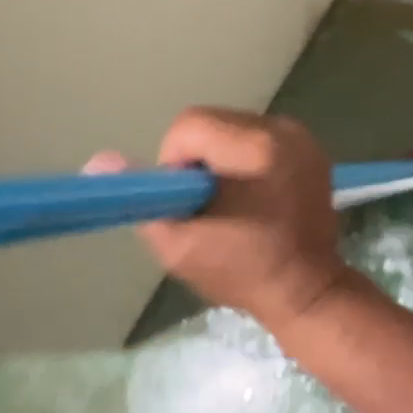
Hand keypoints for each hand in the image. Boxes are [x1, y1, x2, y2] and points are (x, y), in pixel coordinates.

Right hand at [85, 108, 346, 331]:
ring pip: (235, 128)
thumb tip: (99, 159)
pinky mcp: (312, 149)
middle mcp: (284, 131)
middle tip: (207, 204)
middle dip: (198, 158)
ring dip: (222, 157)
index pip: (191, 124)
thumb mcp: (181, 246)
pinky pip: (261, 138)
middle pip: (214, 122)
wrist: (309, 290)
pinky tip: (254, 197)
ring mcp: (303, 138)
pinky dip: (247, 160)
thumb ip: (143, 199)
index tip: (187, 199)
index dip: (175, 160)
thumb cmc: (244, 272)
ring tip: (233, 203)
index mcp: (257, 148)